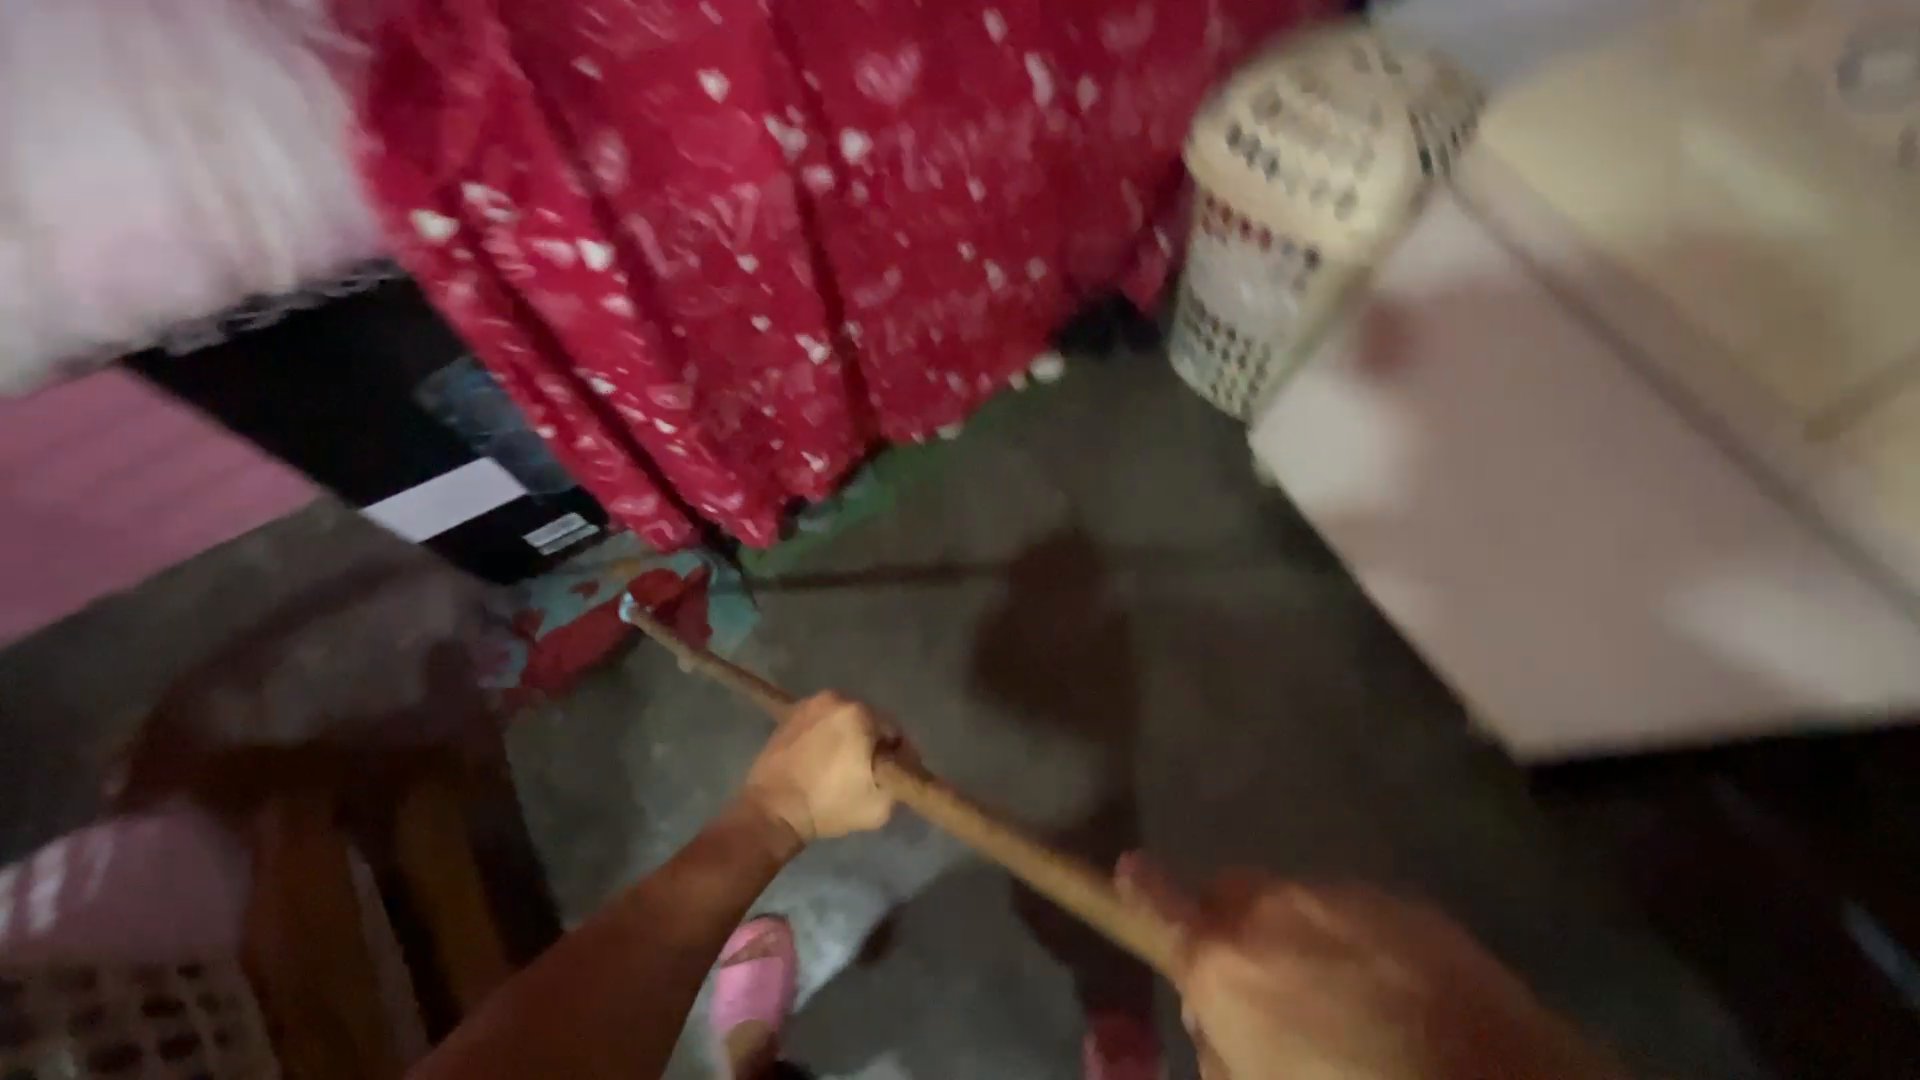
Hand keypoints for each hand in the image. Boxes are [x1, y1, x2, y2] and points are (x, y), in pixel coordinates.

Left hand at [744, 692, 897, 842]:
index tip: (893, 776)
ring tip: (842, 765)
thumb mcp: (881, 805)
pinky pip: (822, 721)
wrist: (773, 810)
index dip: (899, 756)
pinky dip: (827, 734)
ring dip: (849, 736)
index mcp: (862, 714)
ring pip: (845, 718)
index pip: (895, 732)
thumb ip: (903, 780)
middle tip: (868, 770)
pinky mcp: (791, 714)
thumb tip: (901, 765)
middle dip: (872, 742)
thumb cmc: (830, 805)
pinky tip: (822, 758)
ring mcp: (811, 703)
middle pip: (869, 720)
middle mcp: (838, 698)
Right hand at [1117, 856, 1622, 1079]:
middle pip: (1230, 894)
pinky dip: (1354, 942)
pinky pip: (1353, 914)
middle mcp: (1273, 912)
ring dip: (1297, 938)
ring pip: (1294, 904)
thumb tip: (1216, 1023)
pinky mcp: (1404, 906)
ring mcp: (1341, 900)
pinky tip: (1399, 1000)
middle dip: (1232, 929)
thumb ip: (1220, 1055)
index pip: (1161, 903)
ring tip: (1348, 1005)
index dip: (1141, 887)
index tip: (1129, 872)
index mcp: (1225, 963)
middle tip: (1265, 990)